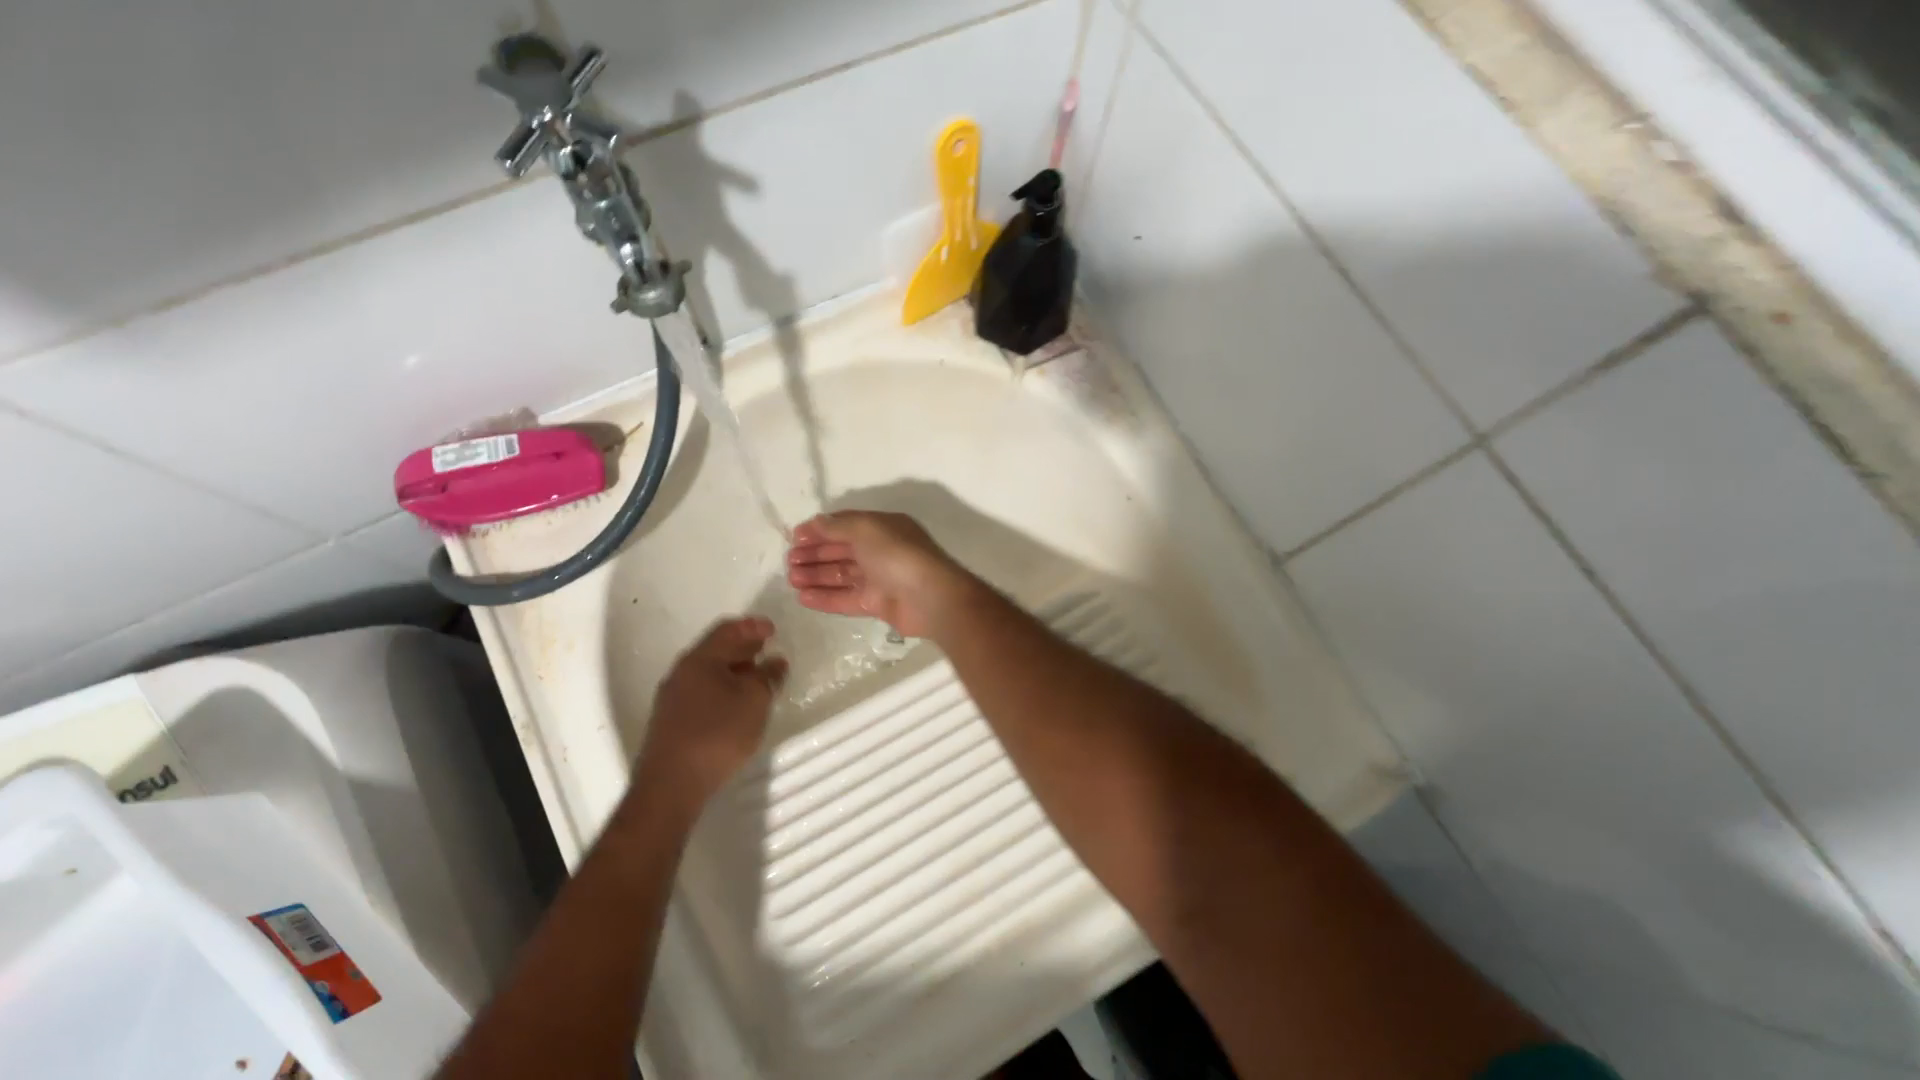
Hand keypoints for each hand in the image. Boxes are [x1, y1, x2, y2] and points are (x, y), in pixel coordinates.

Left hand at [636, 617, 786, 808]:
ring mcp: (672, 698)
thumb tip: (775, 662)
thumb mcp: (754, 701)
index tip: (773, 630)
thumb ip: (767, 677)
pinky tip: (736, 705)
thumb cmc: (717, 733)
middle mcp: (681, 672)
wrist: (671, 783)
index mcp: (700, 659)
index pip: (727, 629)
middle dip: (743, 647)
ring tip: (756, 679)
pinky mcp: (671, 721)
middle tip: (767, 649)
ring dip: (733, 671)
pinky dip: (722, 689)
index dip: (752, 626)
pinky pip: (701, 693)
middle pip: (715, 650)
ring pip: (708, 673)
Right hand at [786, 512, 978, 638]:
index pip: (845, 525)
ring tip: (792, 579)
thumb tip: (816, 523)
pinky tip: (803, 597)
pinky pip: (845, 598)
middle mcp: (880, 551)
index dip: (820, 530)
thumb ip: (838, 526)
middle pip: (841, 550)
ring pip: (841, 575)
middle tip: (790, 562)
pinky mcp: (877, 604)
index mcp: (882, 528)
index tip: (795, 538)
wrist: (930, 597)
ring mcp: (879, 579)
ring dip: (816, 576)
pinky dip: (825, 597)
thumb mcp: (866, 529)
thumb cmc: (898, 555)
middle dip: (815, 554)